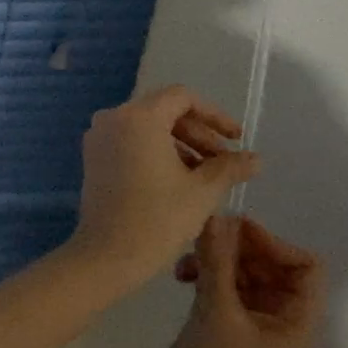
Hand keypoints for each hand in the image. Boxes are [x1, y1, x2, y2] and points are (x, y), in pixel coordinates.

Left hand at [68, 85, 261, 283]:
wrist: (109, 251)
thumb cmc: (159, 217)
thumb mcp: (203, 191)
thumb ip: (230, 168)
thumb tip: (255, 158)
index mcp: (137, 117)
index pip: (180, 97)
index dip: (214, 114)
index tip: (236, 139)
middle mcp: (112, 117)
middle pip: (162, 110)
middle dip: (198, 132)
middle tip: (225, 162)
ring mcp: (98, 135)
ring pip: (146, 126)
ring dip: (179, 143)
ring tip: (206, 175)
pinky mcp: (93, 154)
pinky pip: (129, 140)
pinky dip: (156, 150)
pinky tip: (178, 178)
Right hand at [160, 216, 326, 347]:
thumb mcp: (218, 314)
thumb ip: (216, 262)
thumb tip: (215, 214)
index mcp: (295, 318)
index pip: (304, 265)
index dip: (273, 242)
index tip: (232, 229)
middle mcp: (277, 314)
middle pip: (269, 263)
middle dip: (236, 246)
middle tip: (200, 239)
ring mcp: (248, 317)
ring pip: (240, 270)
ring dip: (213, 258)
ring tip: (185, 261)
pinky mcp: (220, 320)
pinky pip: (219, 282)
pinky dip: (201, 272)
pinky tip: (180, 275)